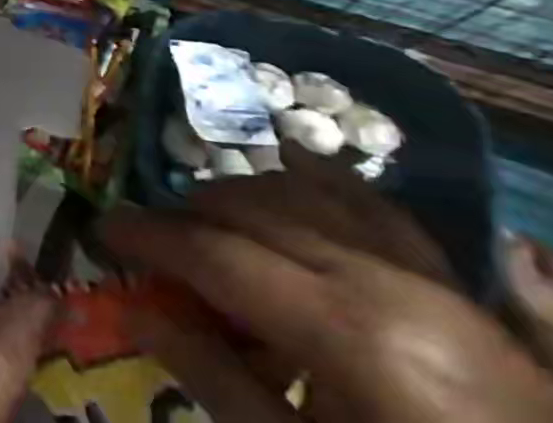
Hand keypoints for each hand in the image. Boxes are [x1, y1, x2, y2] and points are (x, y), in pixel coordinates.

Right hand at [99, 153, 552, 422]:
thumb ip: (218, 382)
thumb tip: (138, 314)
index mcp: (351, 333)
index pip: (216, 253)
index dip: (147, 235)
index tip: (101, 231)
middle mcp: (385, 280)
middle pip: (252, 211)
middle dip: (183, 215)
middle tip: (145, 240)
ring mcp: (428, 272)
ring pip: (301, 193)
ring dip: (235, 197)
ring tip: (201, 225)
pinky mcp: (452, 277)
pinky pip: (369, 202)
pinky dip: (313, 181)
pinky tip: (283, 170)